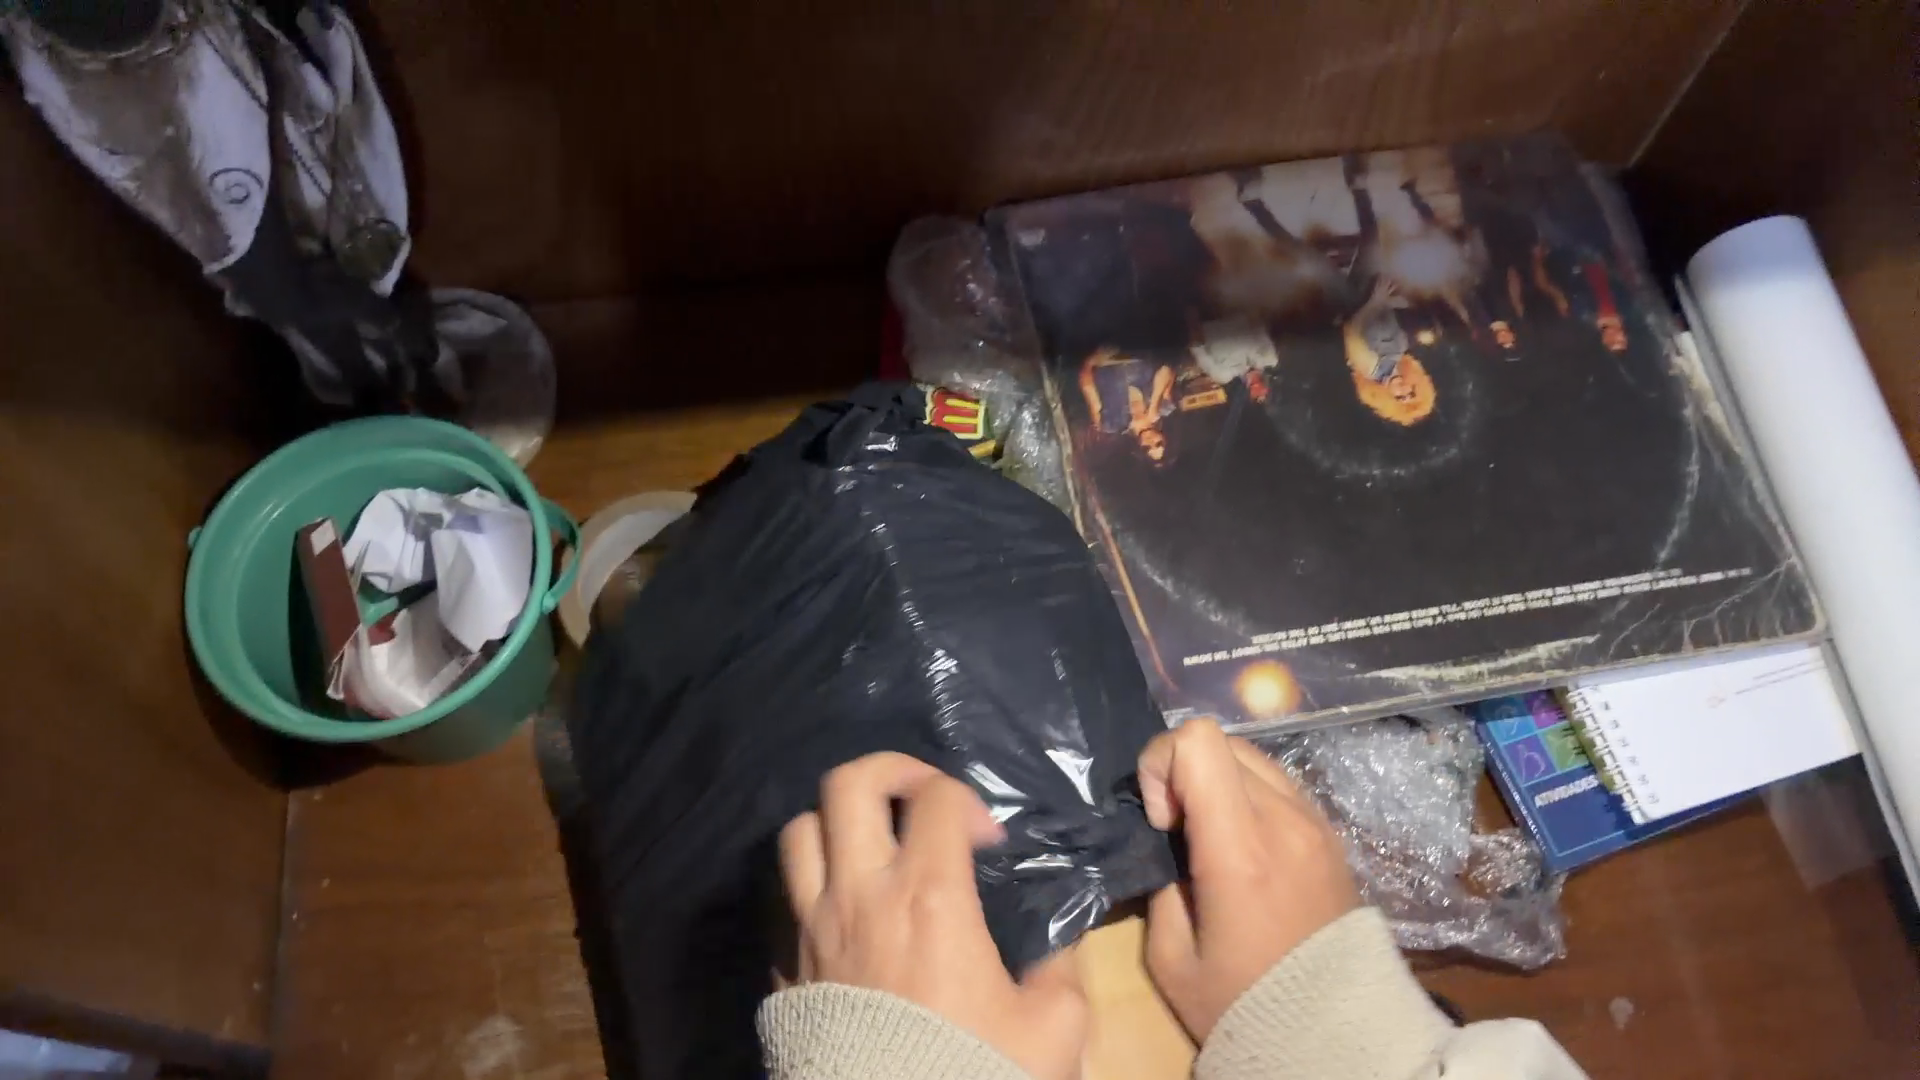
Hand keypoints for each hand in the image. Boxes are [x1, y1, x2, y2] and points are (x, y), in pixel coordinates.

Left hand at [779, 753, 1088, 1079]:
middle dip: (891, 769)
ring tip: (872, 842)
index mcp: (928, 895)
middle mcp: (861, 893)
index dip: (970, 801)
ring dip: (838, 822)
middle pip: (849, 784)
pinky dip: (810, 883)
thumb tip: (1051, 941)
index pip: (938, 798)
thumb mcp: (1052, 1029)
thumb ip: (1058, 967)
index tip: (989, 840)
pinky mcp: (785, 964)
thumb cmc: (973, 1074)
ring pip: (801, 830)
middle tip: (920, 796)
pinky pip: (784, 895)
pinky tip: (841, 904)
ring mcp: (813, 926)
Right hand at [1137, 719, 1358, 1041]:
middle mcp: (1283, 819)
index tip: (1162, 822)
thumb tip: (1167, 839)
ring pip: (1249, 754)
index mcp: (1240, 847)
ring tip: (1213, 836)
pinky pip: (1277, 781)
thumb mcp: (1170, 954)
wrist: (1337, 1041)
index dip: (1161, 765)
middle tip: (1181, 829)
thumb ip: (1160, 878)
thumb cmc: (1243, 1003)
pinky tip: (1245, 845)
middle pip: (1219, 740)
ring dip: (1216, 780)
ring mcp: (1314, 821)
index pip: (1196, 741)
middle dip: (1184, 772)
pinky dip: (1247, 794)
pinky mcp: (1330, 832)